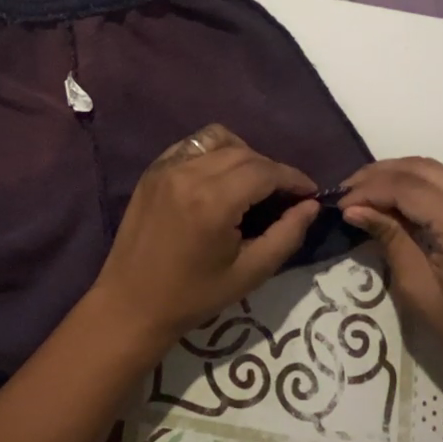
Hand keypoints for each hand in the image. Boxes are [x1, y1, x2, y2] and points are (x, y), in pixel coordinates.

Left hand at [89, 124, 320, 344]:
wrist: (132, 302)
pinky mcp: (153, 168)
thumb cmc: (193, 295)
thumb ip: (285, 235)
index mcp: (213, 201)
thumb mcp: (249, 273)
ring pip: (218, 140)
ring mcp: (167, 166)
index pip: (265, 171)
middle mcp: (189, 173)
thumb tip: (310, 206)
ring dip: (244, 154)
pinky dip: (214, 152)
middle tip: (285, 195)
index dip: (293, 178)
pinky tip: (221, 177)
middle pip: (244, 153)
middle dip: (271, 169)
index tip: (310, 192)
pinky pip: (193, 145)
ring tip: (254, 184)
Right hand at [339, 158, 442, 386]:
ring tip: (365, 190)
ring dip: (397, 174)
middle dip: (379, 174)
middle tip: (347, 190)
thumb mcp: (419, 291)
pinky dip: (417, 182)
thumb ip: (390, 240)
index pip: (407, 188)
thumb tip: (353, 209)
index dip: (369, 190)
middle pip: (421, 169)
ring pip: (435, 169)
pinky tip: (395, 196)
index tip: (340, 203)